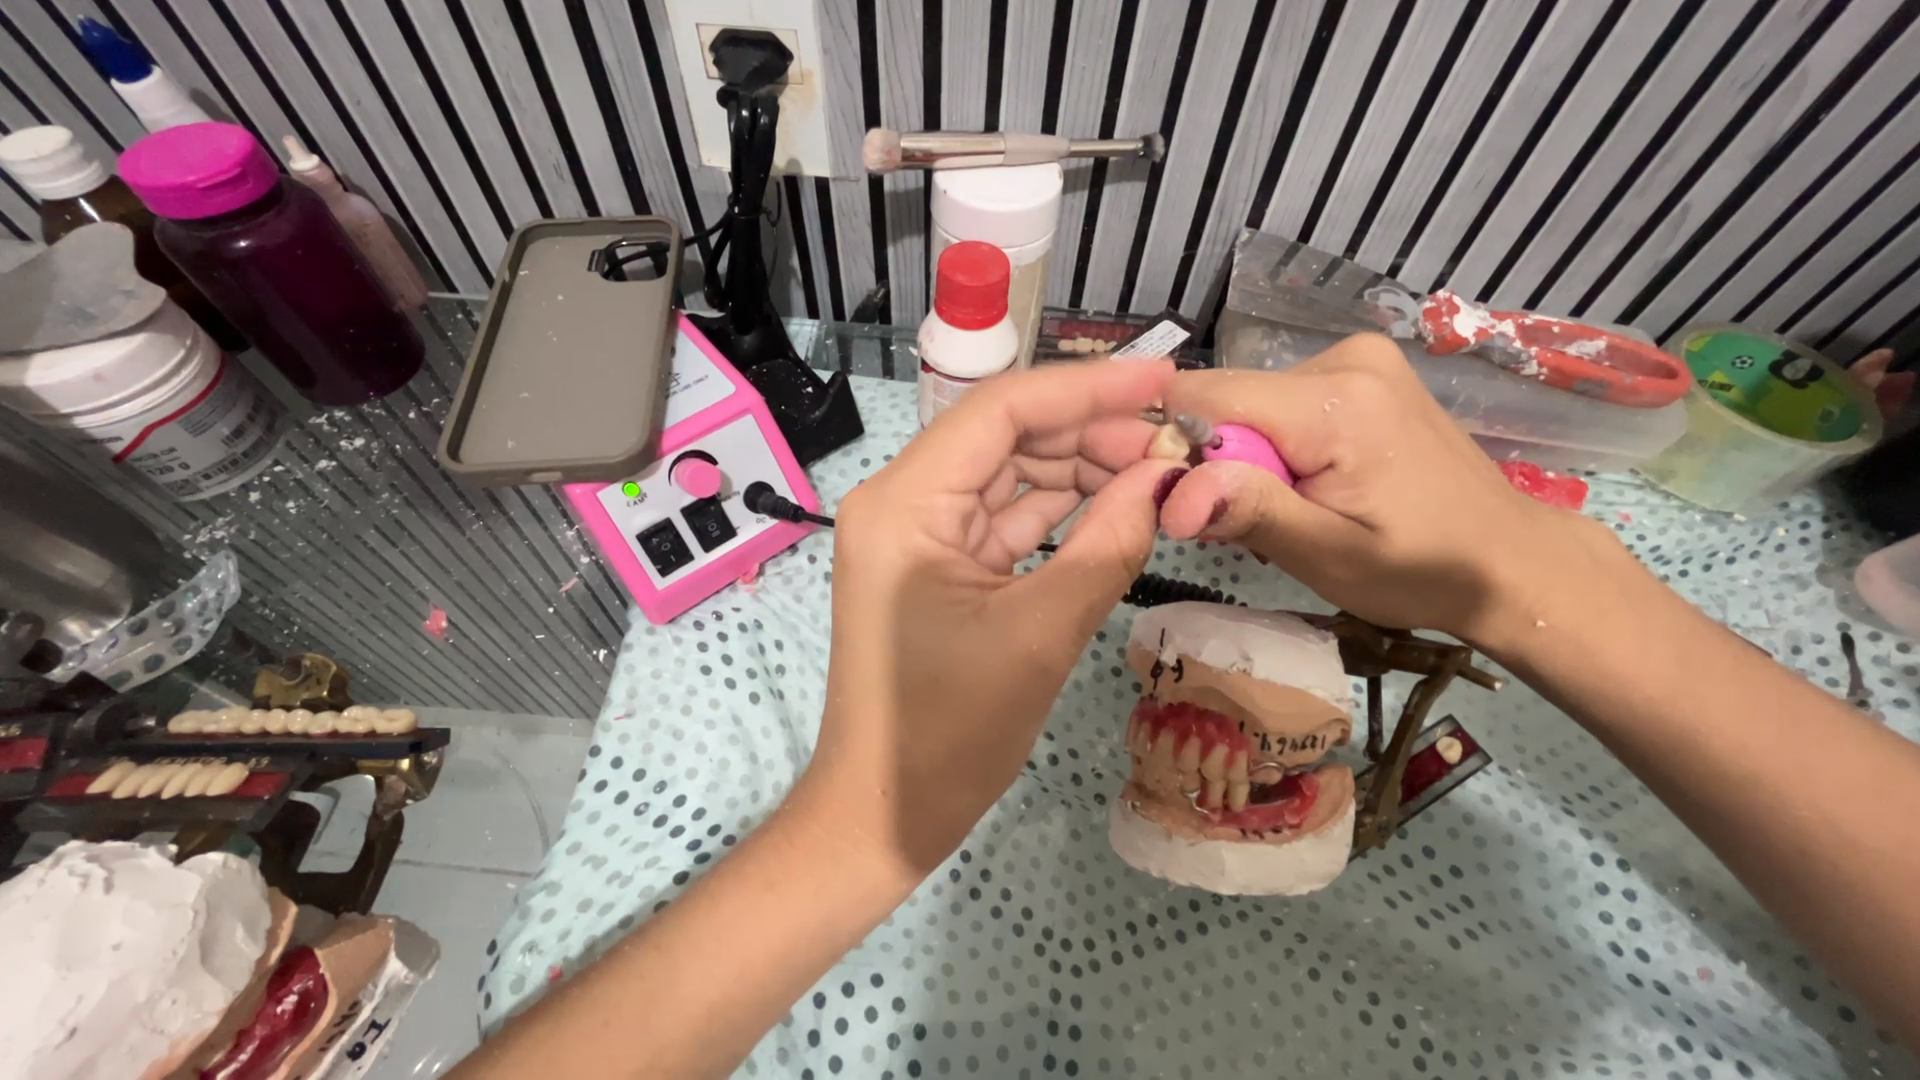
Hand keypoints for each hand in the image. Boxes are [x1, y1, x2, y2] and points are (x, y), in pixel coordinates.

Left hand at [799, 360, 1181, 877]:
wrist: (884, 813)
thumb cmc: (950, 733)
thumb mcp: (1040, 634)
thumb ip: (1107, 546)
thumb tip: (1164, 478)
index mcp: (905, 503)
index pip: (1001, 409)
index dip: (1087, 388)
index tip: (1165, 381)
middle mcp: (902, 503)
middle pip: (1005, 436)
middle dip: (1090, 431)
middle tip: (1174, 440)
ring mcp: (917, 536)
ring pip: (1008, 476)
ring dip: (1079, 470)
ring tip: (1157, 470)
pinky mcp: (936, 568)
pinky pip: (1003, 520)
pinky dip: (1058, 513)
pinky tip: (1116, 505)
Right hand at [1155, 333, 1609, 645]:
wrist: (1509, 559)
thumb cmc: (1420, 568)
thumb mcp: (1327, 555)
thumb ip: (1249, 512)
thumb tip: (1167, 494)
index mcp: (1335, 400)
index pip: (1201, 395)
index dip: (1175, 446)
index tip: (1185, 502)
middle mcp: (1343, 357)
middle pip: (1224, 399)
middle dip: (1217, 460)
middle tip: (1255, 520)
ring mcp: (1356, 358)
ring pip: (1247, 404)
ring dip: (1246, 458)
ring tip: (1291, 507)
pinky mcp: (1362, 372)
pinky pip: (1279, 405)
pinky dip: (1274, 447)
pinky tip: (1309, 484)